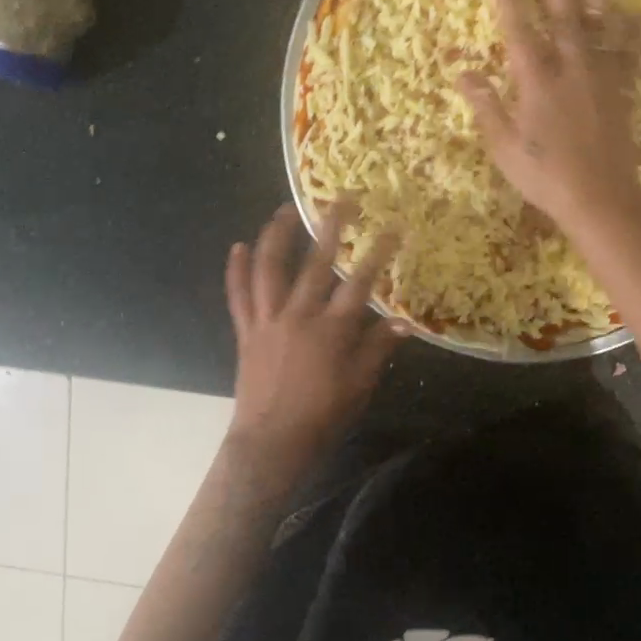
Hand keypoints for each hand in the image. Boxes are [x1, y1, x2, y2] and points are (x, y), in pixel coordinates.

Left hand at [224, 205, 406, 473]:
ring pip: (269, 269)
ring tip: (285, 209)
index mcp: (331, 331)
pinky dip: (236, 270)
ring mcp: (268, 321)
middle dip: (331, 227)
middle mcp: (298, 316)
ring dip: (277, 235)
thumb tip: (404, 322)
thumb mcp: (360, 386)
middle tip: (341, 198)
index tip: (392, 226)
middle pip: (315, 263)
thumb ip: (378, 350)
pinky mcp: (246, 332)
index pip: (360, 283)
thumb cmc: (322, 417)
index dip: (378, 253)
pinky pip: (238, 295)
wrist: (272, 442)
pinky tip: (237, 246)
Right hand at [458, 0, 640, 231]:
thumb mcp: (504, 146)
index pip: (519, 32)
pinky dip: (633, 30)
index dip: (508, 3)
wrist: (600, 197)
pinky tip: (638, 14)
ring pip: (601, 25)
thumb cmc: (544, 176)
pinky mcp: (624, 91)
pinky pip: (631, 52)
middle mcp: (571, 68)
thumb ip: (486, 106)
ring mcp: (602, 77)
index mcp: (537, 81)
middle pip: (564, 16)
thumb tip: (462, 72)